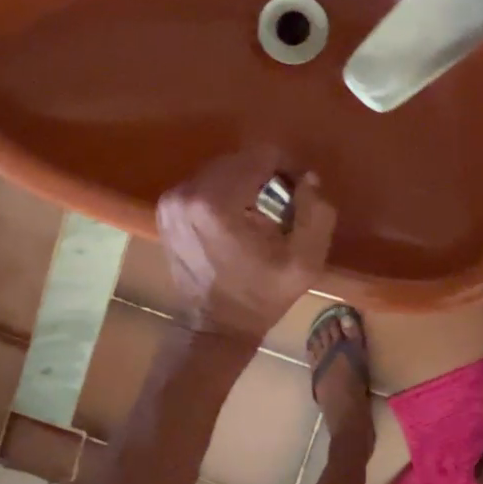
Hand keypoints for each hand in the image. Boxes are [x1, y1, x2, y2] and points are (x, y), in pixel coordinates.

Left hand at [157, 147, 337, 345]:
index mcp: (217, 202)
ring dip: (245, 183)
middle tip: (282, 205)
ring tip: (260, 214)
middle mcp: (188, 193)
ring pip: (221, 170)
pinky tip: (237, 220)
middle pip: (239, 160)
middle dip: (265, 176)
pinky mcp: (166, 210)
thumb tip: (308, 179)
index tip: (298, 194)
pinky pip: (204, 184)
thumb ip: (316, 213)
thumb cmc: (262, 296)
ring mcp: (172, 201)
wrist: (215, 327)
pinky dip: (224, 193)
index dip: (287, 169)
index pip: (261, 156)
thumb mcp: (305, 261)